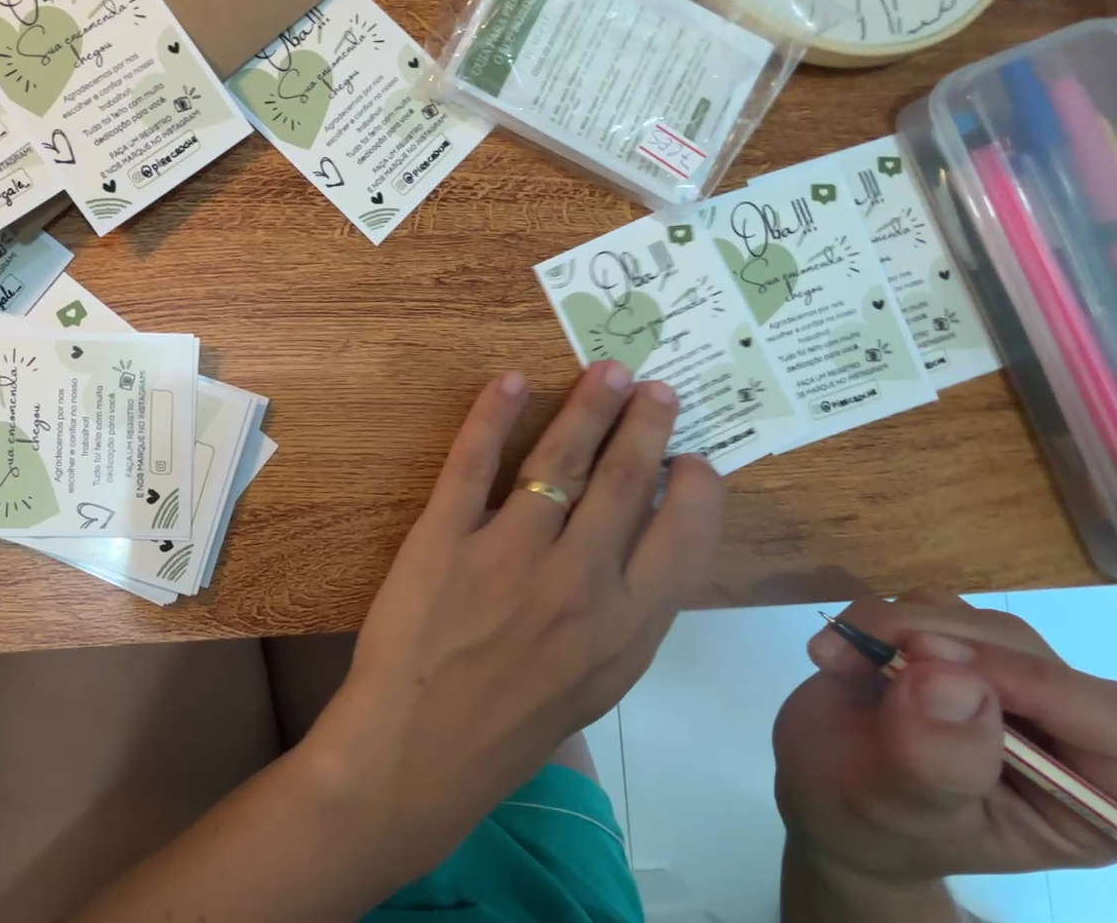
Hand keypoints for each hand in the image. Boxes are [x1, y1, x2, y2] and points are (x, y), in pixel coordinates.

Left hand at [306, 362, 726, 860]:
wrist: (422, 743)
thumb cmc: (513, 723)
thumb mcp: (598, 684)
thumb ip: (627, 616)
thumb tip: (647, 550)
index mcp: (627, 624)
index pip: (683, 535)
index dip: (694, 488)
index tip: (692, 458)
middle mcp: (578, 581)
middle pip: (622, 482)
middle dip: (643, 427)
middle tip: (656, 387)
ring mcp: (507, 553)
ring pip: (557, 461)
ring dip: (586, 409)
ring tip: (606, 373)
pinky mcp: (442, 537)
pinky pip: (472, 463)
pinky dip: (492, 416)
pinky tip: (511, 382)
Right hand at [774, 593, 1116, 885]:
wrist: (824, 805)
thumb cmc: (869, 827)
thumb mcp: (897, 808)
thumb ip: (932, 758)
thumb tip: (948, 678)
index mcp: (1092, 797)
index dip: (1046, 686)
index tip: (937, 666)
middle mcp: (1065, 735)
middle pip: (1036, 657)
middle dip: (943, 644)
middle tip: (862, 657)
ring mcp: (1006, 688)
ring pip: (979, 622)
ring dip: (896, 624)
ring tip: (835, 661)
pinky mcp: (951, 654)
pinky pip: (931, 607)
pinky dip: (872, 619)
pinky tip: (838, 655)